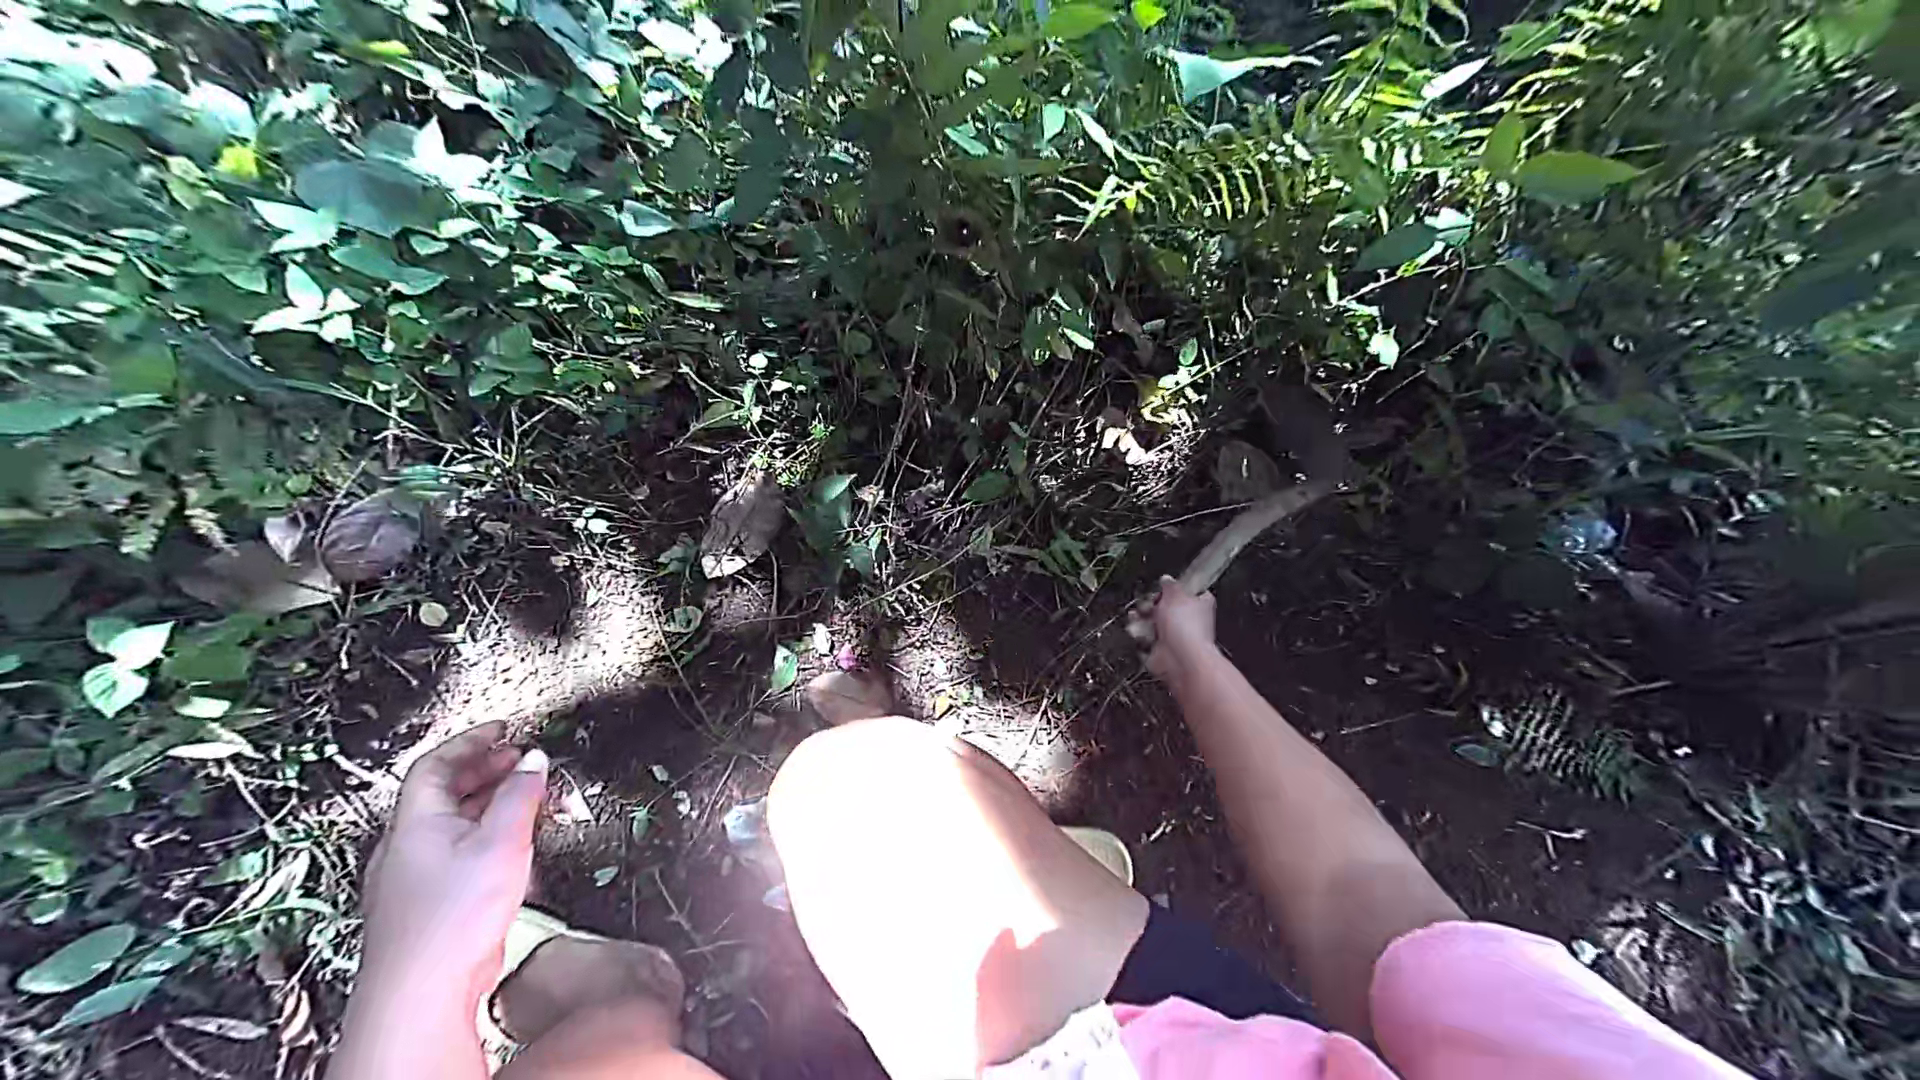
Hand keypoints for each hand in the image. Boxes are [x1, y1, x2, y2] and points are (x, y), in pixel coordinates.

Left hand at [359, 721, 547, 1004]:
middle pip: (444, 791)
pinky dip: (489, 831)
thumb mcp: (501, 839)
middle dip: (487, 769)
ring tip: (528, 796)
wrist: (425, 992)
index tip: (501, 728)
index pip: (435, 764)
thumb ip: (521, 794)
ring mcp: (417, 875)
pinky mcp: (433, 900)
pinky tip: (514, 842)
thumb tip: (533, 761)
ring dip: (492, 801)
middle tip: (522, 759)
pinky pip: (461, 848)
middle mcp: (408, 846)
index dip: (470, 741)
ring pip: (454, 821)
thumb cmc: (452, 918)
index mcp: (414, 824)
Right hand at [1138, 576, 1216, 688]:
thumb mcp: (1175, 594)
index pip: (1187, 592)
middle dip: (1150, 605)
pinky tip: (1140, 633)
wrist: (1180, 658)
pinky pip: (1145, 640)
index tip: (1162, 588)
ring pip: (1152, 623)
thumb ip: (1170, 585)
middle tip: (1147, 605)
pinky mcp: (1161, 651)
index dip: (1172, 589)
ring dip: (1141, 619)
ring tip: (1137, 617)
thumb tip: (1166, 579)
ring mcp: (1174, 637)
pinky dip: (1140, 637)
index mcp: (1199, 604)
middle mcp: (1188, 621)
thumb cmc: (1186, 626)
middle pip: (1164, 607)